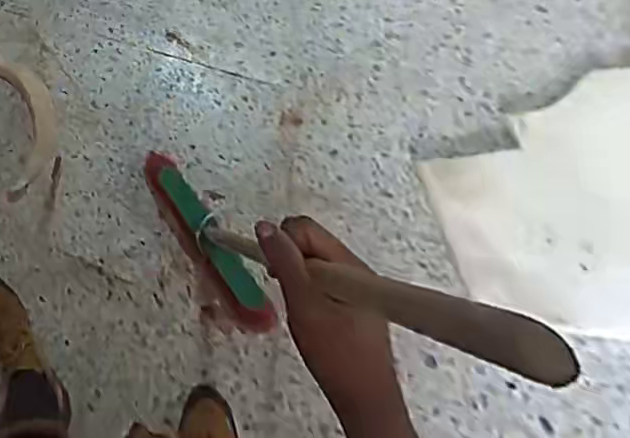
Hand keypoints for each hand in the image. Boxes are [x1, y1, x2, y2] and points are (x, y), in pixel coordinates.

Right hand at [256, 217, 415, 437]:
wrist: (365, 403)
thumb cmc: (335, 354)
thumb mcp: (303, 304)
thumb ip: (284, 261)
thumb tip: (264, 226)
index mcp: (349, 265)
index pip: (304, 228)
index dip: (282, 241)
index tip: (272, 269)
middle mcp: (356, 268)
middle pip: (309, 240)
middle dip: (288, 257)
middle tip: (282, 286)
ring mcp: (357, 284)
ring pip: (313, 258)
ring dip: (296, 273)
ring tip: (296, 301)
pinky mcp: (354, 300)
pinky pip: (322, 276)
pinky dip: (307, 285)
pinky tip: (308, 309)